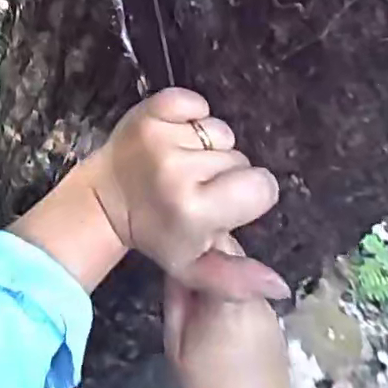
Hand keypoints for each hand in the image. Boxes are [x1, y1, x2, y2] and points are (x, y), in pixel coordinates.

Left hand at [83, 87, 287, 298]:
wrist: (105, 197)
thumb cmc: (154, 234)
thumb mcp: (193, 268)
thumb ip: (238, 279)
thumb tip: (281, 286)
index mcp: (194, 211)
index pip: (261, 187)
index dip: (252, 194)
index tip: (229, 200)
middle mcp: (178, 169)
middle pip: (239, 158)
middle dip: (226, 173)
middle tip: (198, 186)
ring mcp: (161, 135)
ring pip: (220, 130)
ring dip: (209, 145)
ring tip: (186, 161)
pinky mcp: (149, 110)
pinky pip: (194, 101)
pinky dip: (193, 112)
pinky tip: (179, 133)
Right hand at [165, 238, 298, 387]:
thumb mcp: (175, 342)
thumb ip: (174, 294)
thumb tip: (174, 260)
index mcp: (228, 293)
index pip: (215, 239)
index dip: (195, 234)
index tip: (176, 239)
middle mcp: (255, 292)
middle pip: (229, 251)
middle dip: (206, 251)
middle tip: (182, 264)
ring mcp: (268, 307)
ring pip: (240, 271)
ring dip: (220, 271)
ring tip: (198, 289)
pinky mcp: (275, 322)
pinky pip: (249, 292)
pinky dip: (233, 292)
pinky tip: (219, 314)